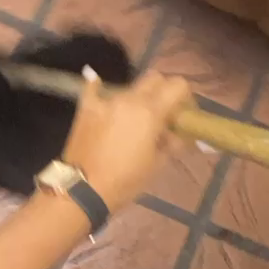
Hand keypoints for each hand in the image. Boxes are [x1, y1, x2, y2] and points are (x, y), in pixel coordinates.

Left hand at [60, 71, 191, 208]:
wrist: (83, 190)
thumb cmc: (125, 181)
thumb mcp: (157, 165)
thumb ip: (172, 143)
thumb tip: (178, 135)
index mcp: (150, 112)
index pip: (177, 85)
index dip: (185, 97)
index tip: (183, 114)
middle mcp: (128, 99)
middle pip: (154, 79)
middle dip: (163, 92)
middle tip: (163, 114)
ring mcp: (105, 101)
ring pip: (129, 87)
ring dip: (138, 98)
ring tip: (135, 121)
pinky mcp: (86, 108)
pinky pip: (95, 89)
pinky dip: (101, 89)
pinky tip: (104, 96)